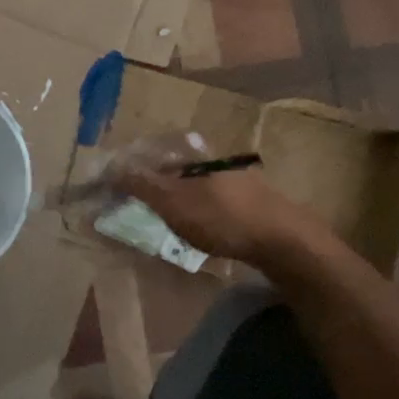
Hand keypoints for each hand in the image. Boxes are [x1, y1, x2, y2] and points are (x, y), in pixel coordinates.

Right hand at [114, 165, 322, 264]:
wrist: (285, 242)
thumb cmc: (222, 219)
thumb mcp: (173, 203)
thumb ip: (142, 185)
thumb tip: (112, 168)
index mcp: (196, 156)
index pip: (154, 156)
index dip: (134, 172)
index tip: (118, 189)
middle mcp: (217, 162)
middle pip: (176, 171)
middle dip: (156, 186)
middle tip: (139, 207)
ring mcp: (239, 183)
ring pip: (197, 188)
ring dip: (178, 201)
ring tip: (165, 222)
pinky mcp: (254, 206)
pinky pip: (214, 205)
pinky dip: (199, 214)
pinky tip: (198, 232)